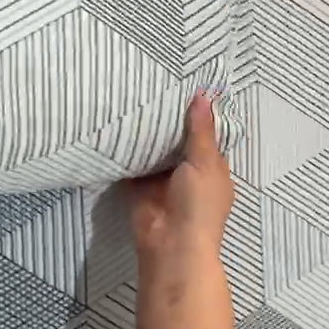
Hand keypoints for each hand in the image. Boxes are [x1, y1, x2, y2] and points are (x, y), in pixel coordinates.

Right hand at [128, 92, 234, 263]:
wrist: (170, 241)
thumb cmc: (198, 203)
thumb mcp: (205, 162)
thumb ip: (200, 130)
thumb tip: (203, 95)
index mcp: (212, 167)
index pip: (206, 135)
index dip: (198, 114)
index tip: (184, 87)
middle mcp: (188, 171)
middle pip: (177, 140)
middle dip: (167, 121)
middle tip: (152, 88)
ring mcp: (162, 179)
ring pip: (154, 150)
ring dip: (146, 134)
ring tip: (133, 99)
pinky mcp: (139, 185)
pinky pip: (132, 162)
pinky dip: (125, 149)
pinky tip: (116, 125)